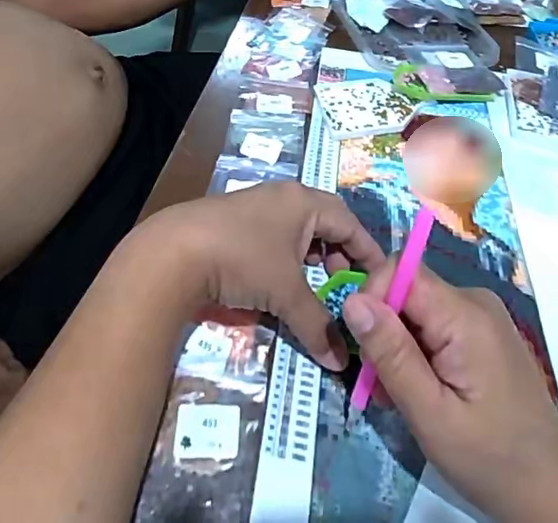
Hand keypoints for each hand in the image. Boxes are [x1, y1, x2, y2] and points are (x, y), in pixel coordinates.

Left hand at [140, 181, 383, 370]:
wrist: (175, 252)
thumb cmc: (242, 260)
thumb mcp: (286, 294)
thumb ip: (317, 325)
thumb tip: (341, 361)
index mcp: (303, 201)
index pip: (350, 223)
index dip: (368, 253)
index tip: (383, 282)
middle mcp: (283, 197)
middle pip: (325, 224)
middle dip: (340, 257)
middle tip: (347, 289)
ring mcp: (257, 206)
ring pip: (298, 231)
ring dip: (312, 260)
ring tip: (317, 289)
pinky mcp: (235, 221)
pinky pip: (276, 237)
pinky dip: (288, 259)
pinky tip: (282, 283)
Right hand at [343, 266, 557, 522]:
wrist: (556, 492)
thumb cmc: (492, 459)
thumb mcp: (431, 414)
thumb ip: (391, 354)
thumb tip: (352, 301)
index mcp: (465, 315)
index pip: (400, 269)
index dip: (371, 297)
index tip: (363, 347)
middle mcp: (474, 301)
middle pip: (407, 289)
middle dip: (383, 331)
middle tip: (380, 386)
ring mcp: (480, 316)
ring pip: (416, 309)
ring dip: (397, 346)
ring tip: (400, 397)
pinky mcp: (481, 333)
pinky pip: (433, 323)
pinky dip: (417, 352)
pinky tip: (421, 391)